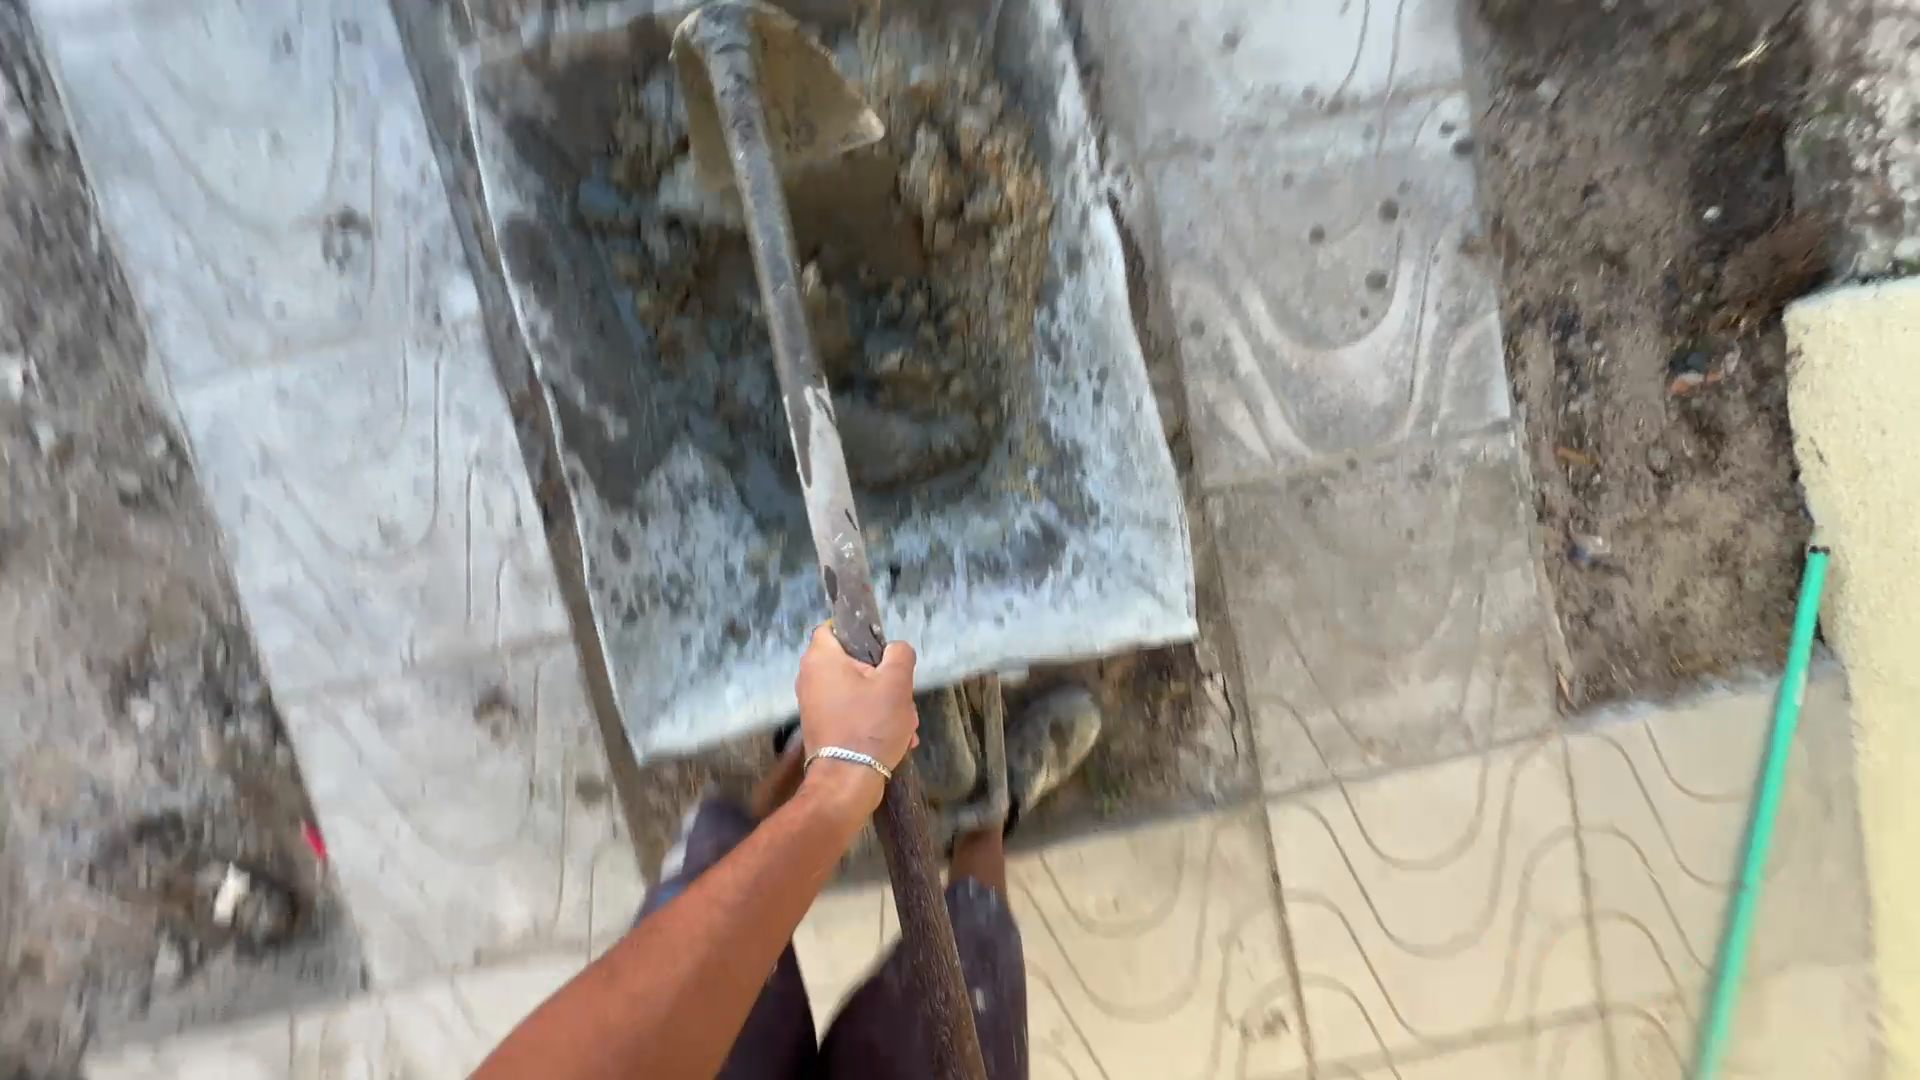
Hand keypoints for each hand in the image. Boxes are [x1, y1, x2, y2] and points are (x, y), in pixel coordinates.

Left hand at [794, 623, 918, 817]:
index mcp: (820, 658)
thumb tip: (895, 650)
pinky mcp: (821, 727)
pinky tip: (896, 739)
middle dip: (882, 677)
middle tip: (901, 694)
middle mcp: (810, 678)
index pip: (833, 627)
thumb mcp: (896, 682)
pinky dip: (871, 720)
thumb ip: (900, 654)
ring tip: (905, 723)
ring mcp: (814, 704)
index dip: (860, 633)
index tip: (883, 651)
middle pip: (852, 662)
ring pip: (857, 690)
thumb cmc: (869, 725)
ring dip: (883, 702)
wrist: (847, 782)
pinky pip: (851, 712)